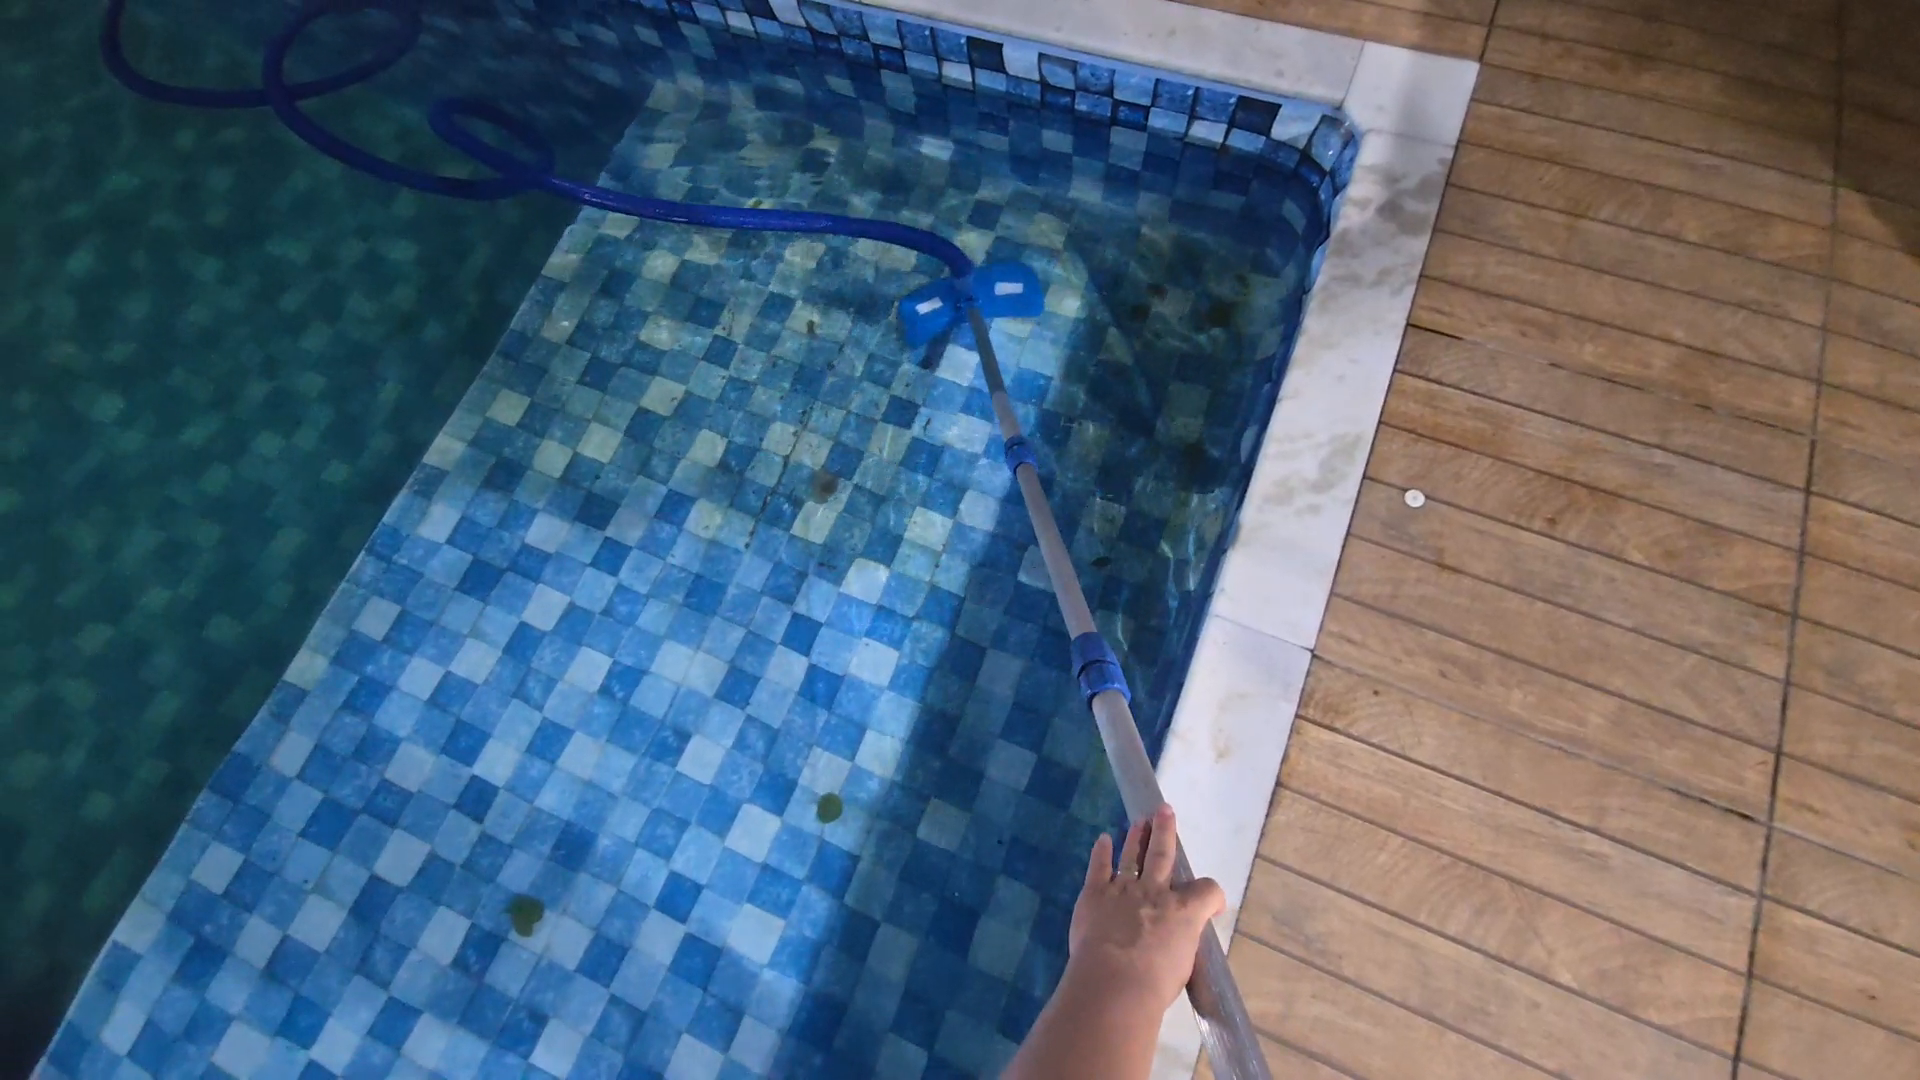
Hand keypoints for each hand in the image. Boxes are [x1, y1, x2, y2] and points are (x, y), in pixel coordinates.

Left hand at [1066, 804, 1226, 1010]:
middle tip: (1164, 810)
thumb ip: (1183, 942)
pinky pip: (1099, 866)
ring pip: (1132, 855)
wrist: (1113, 982)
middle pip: (1163, 853)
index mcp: (1183, 911)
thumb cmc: (1154, 984)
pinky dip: (1101, 852)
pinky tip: (1103, 840)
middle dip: (1165, 831)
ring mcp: (1123, 888)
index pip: (1208, 890)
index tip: (1213, 902)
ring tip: (1140, 821)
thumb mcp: (1185, 965)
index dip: (1213, 895)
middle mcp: (1155, 891)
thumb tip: (1179, 938)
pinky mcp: (1095, 892)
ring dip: (1136, 837)